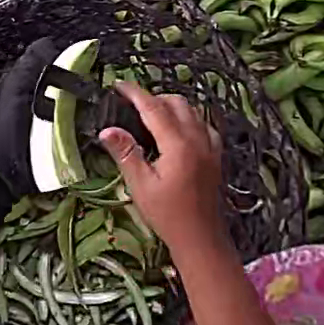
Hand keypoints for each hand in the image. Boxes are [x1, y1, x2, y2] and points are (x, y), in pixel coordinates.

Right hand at [102, 83, 229, 260]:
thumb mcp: (140, 185)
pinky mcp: (216, 155)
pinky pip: (204, 124)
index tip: (118, 85)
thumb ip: (126, 153)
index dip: (134, 93)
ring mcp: (210, 146)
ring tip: (151, 115)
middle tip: (132, 106)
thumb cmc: (168, 215)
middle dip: (153, 98)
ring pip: (192, 110)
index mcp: (178, 144)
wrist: (201, 239)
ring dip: (171, 106)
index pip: (153, 108)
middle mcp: (198, 139)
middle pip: (176, 103)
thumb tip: (107, 130)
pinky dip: (189, 118)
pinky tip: (178, 129)